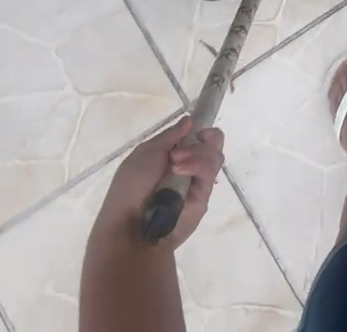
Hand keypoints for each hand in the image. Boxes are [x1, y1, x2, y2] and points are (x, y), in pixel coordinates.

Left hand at [92, 115, 224, 251]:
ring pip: (215, 155)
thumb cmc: (131, 187)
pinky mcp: (204, 196)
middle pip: (214, 143)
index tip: (197, 130)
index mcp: (173, 154)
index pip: (198, 136)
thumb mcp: (146, 152)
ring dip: (197, 153)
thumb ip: (170, 135)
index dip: (202, 130)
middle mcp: (189, 166)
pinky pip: (211, 172)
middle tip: (190, 145)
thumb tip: (189, 120)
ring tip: (176, 164)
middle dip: (206, 138)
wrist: (130, 225)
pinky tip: (181, 171)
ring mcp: (197, 181)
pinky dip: (198, 166)